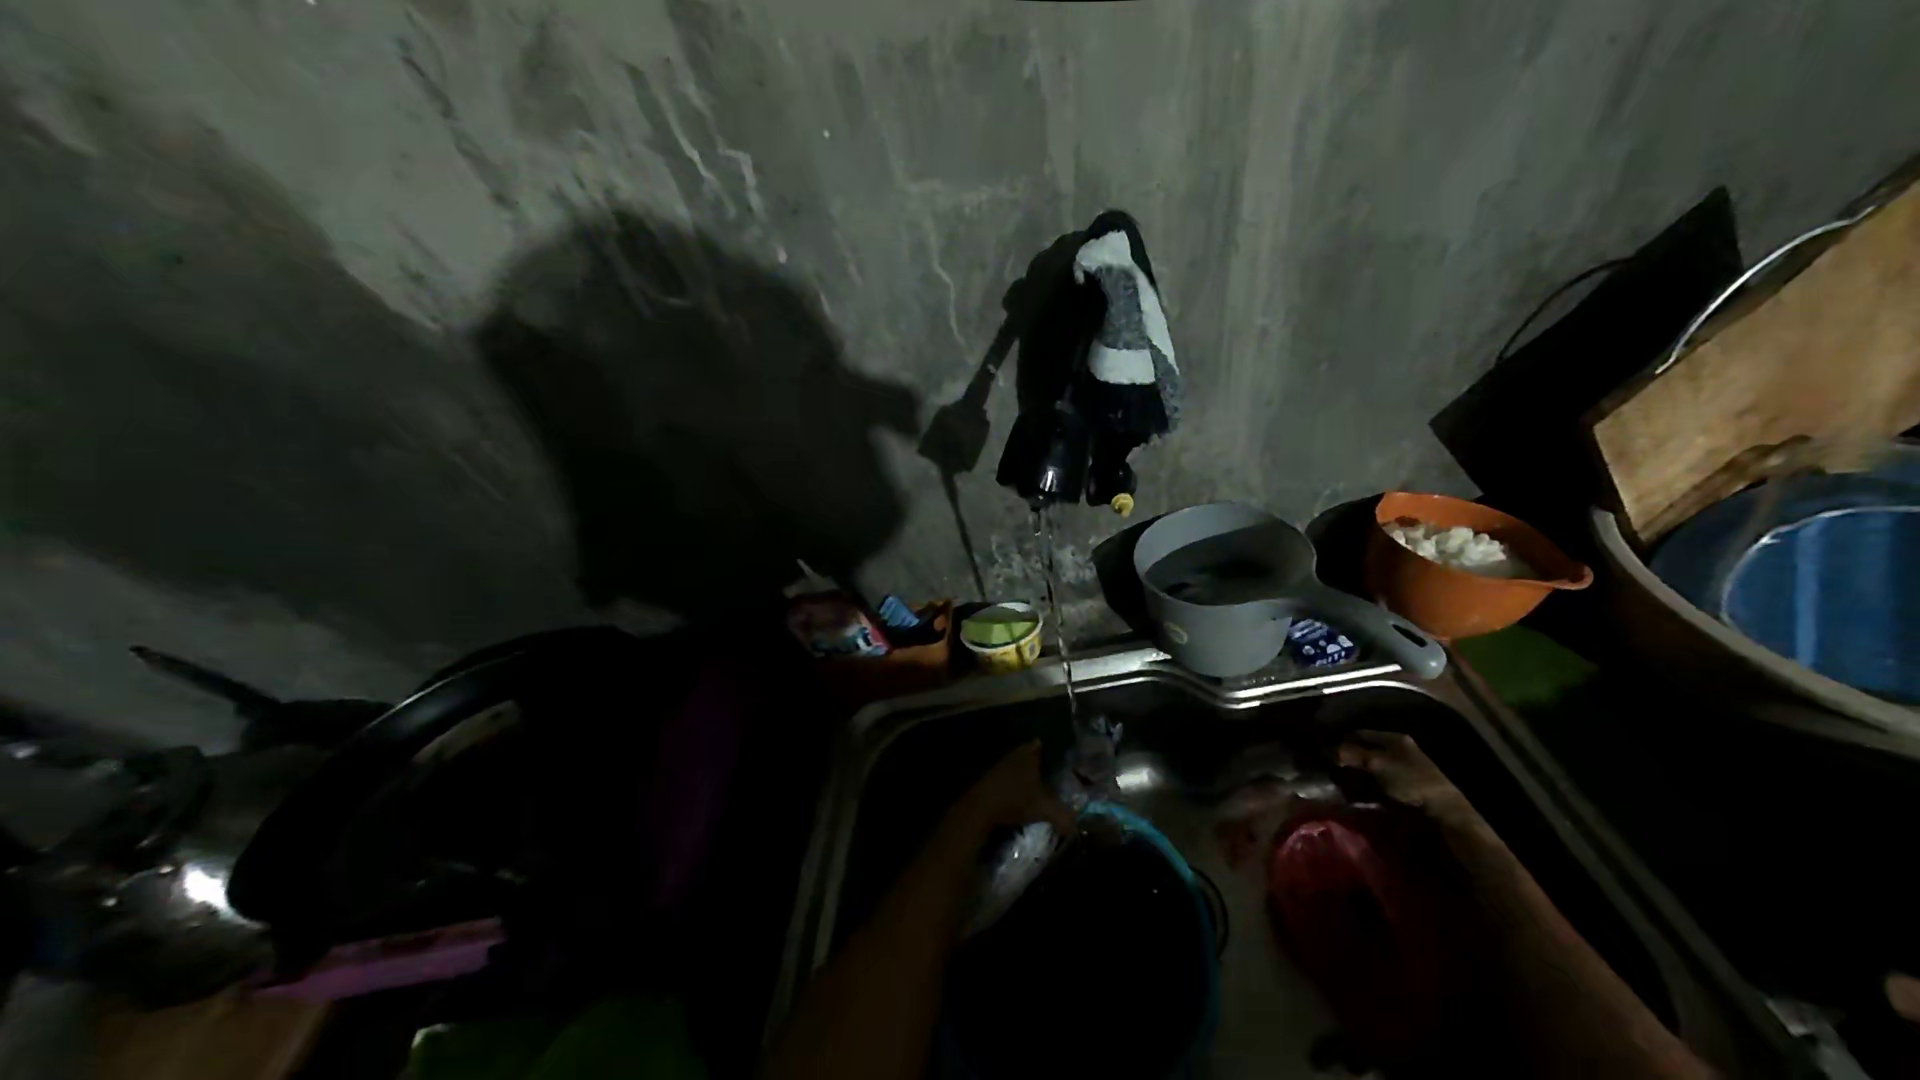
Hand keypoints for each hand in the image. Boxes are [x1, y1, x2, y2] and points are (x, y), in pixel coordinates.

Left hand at [952, 741, 1076, 837]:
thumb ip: (1063, 817)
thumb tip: (1077, 828)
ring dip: (1028, 774)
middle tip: (1057, 775)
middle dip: (1043, 764)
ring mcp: (1001, 765)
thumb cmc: (1015, 800)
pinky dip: (1017, 783)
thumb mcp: (1044, 809)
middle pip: (1032, 755)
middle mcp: (1015, 754)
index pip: (1044, 745)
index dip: (1054, 751)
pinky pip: (1010, 776)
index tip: (1064, 760)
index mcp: (1029, 754)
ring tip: (1042, 787)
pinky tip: (1023, 794)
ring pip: (1020, 765)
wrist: (980, 807)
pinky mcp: (992, 777)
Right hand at [1337, 730, 1477, 828]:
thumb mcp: (1376, 763)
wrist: (1443, 813)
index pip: (1359, 733)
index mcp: (1394, 738)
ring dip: (1352, 774)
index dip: (1340, 737)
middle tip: (1325, 765)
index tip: (1321, 746)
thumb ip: (1349, 753)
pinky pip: (1374, 785)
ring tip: (1335, 781)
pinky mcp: (1402, 790)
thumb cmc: (1410, 781)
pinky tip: (1351, 794)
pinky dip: (1362, 788)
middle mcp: (1397, 751)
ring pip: (1367, 768)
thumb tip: (1324, 749)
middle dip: (1345, 757)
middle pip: (1363, 750)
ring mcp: (1401, 771)